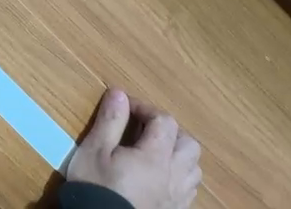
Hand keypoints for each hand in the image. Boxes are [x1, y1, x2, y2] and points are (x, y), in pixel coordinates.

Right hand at [64, 88, 201, 208]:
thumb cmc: (98, 183)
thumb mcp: (96, 148)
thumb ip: (110, 120)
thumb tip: (119, 93)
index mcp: (155, 157)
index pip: (165, 122)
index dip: (145, 107)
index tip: (124, 107)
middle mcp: (174, 175)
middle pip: (189, 144)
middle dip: (169, 130)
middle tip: (143, 127)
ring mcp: (178, 196)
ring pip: (194, 168)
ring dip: (178, 153)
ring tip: (154, 150)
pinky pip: (189, 187)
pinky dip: (179, 173)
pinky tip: (159, 175)